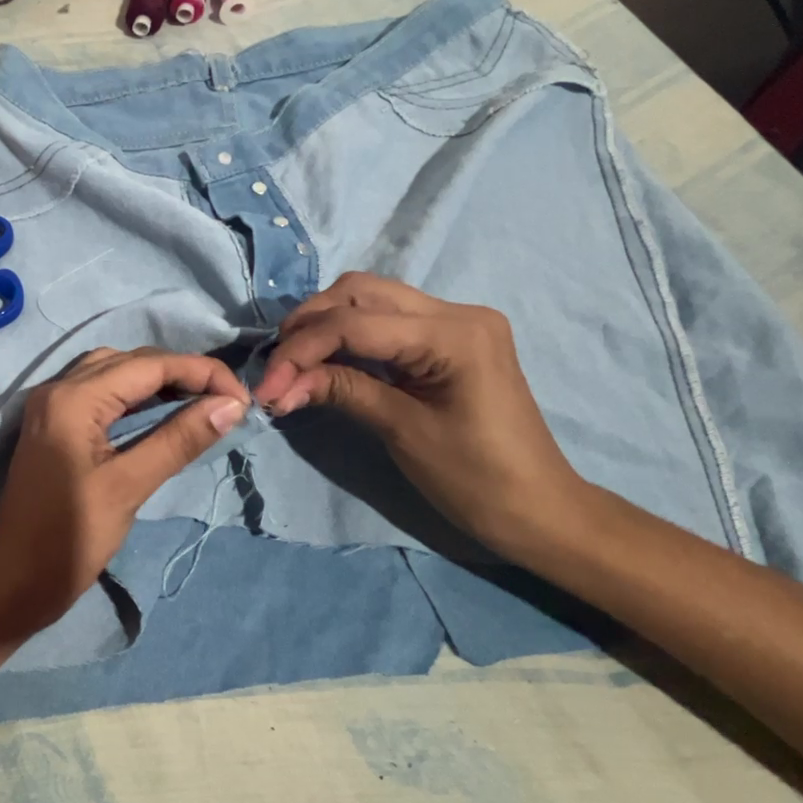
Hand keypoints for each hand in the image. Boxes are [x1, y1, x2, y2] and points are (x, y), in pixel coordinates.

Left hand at [0, 347, 249, 643]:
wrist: (14, 580)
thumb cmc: (69, 537)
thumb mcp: (129, 486)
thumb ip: (178, 440)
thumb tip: (230, 406)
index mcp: (72, 398)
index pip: (148, 365)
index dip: (200, 373)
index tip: (243, 400)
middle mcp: (58, 389)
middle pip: (130, 361)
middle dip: (182, 373)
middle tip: (227, 402)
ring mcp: (52, 408)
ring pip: (115, 374)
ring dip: (159, 383)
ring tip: (202, 404)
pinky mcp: (55, 428)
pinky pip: (101, 395)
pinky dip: (137, 398)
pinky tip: (164, 416)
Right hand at [251, 272, 585, 552]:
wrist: (538, 509)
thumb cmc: (475, 478)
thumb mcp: (401, 431)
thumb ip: (341, 391)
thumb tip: (277, 385)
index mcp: (454, 334)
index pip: (354, 323)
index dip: (300, 351)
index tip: (265, 387)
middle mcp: (457, 312)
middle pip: (359, 293)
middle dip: (309, 326)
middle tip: (277, 370)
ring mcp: (457, 321)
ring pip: (370, 298)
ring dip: (325, 325)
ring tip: (294, 365)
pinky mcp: (451, 337)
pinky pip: (387, 319)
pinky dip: (349, 334)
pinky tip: (326, 360)